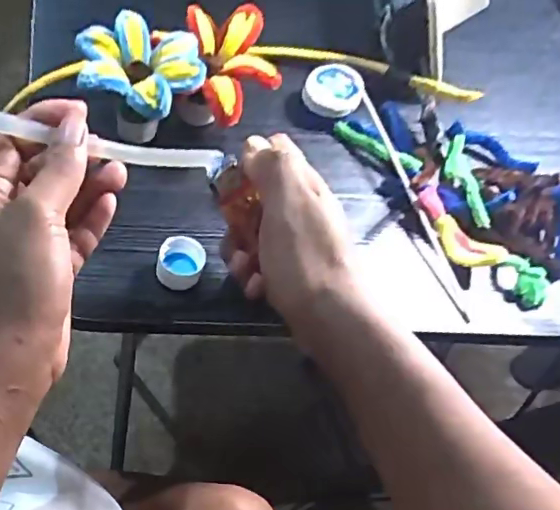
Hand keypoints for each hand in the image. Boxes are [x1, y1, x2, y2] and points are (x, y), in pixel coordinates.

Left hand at [0, 99, 127, 391]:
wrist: (23, 348)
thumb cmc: (22, 278)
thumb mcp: (39, 214)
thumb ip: (59, 168)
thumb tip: (76, 128)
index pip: (13, 144)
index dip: (44, 124)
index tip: (81, 115)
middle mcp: (8, 216)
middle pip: (42, 171)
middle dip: (74, 156)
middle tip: (108, 149)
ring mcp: (33, 245)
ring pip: (64, 203)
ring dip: (90, 186)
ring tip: (120, 174)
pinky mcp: (54, 269)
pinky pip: (74, 234)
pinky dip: (92, 218)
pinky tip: (111, 203)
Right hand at [221, 134, 363, 326]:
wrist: (328, 315)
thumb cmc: (304, 258)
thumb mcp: (287, 200)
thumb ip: (271, 166)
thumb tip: (252, 145)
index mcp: (301, 186)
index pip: (272, 155)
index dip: (246, 169)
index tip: (232, 193)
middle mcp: (299, 211)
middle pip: (253, 203)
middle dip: (236, 224)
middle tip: (241, 241)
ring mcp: (294, 245)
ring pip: (251, 240)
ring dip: (240, 257)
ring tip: (248, 273)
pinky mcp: (288, 275)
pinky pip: (259, 269)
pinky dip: (252, 279)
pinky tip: (258, 290)